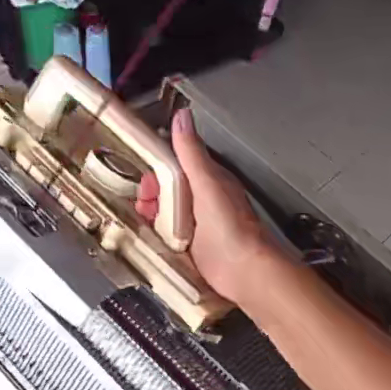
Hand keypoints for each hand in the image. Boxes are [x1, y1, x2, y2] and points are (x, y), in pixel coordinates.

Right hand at [138, 108, 283, 304]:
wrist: (244, 272)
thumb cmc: (233, 231)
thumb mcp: (207, 183)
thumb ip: (192, 153)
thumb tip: (183, 118)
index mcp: (209, 181)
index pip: (176, 164)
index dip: (156, 170)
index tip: (146, 182)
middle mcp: (203, 201)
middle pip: (167, 190)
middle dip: (151, 196)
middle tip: (146, 206)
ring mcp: (198, 226)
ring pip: (166, 214)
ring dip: (152, 216)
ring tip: (149, 222)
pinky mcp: (192, 248)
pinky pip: (168, 236)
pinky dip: (158, 235)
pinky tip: (156, 239)